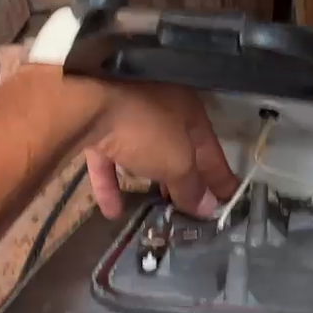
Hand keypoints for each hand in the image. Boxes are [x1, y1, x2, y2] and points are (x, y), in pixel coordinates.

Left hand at [70, 77, 239, 220]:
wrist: (84, 100)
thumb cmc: (144, 126)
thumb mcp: (177, 161)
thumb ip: (192, 186)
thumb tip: (209, 207)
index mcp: (188, 109)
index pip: (211, 149)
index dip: (220, 177)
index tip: (228, 201)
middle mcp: (160, 106)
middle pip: (178, 149)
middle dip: (185, 179)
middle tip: (192, 209)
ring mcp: (125, 112)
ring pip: (143, 151)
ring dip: (150, 179)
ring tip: (157, 209)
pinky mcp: (94, 123)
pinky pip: (108, 159)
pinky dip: (111, 184)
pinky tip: (112, 212)